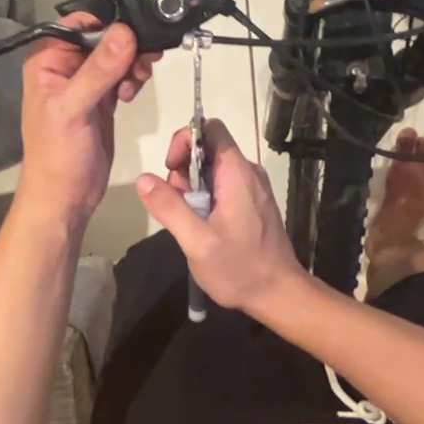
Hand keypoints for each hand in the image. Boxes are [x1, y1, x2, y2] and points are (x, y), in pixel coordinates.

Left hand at [16, 15, 160, 220]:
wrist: (65, 197)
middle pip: (104, 39)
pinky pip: (122, 77)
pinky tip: (133, 93)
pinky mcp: (102, 101)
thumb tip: (126, 32)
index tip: (136, 33)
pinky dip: (133, 79)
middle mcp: (65, 67)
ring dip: (133, 63)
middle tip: (146, 60)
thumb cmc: (58, 154)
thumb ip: (99, 70)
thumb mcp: (73, 109)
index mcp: (48, 60)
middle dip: (127, 46)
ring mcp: (85, 84)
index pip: (80, 24)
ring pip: (117, 57)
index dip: (109, 25)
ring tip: (138, 81)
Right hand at [136, 119, 306, 310]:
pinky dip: (207, 199)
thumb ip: (170, 208)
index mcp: (237, 173)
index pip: (210, 129)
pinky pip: (223, 187)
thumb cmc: (240, 268)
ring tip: (191, 223)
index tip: (172, 170)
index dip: (185, 141)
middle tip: (179, 206)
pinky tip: (204, 227)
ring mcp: (253, 189)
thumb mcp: (197, 242)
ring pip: (213, 171)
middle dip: (184, 171)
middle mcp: (248, 173)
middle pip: (208, 150)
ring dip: (193, 189)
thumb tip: (143, 179)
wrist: (279, 294)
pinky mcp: (253, 204)